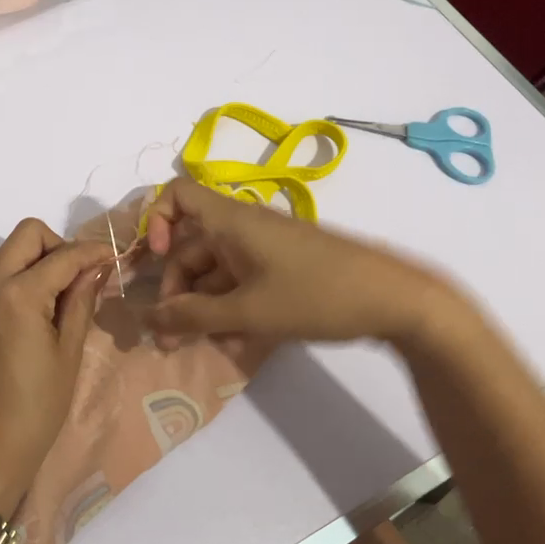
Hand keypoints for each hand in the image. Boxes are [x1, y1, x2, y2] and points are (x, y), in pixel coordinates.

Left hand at [0, 219, 112, 514]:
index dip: (93, 252)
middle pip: (27, 234)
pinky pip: (1, 273)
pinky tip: (45, 307)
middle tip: (83, 276)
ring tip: (68, 294)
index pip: (63, 255)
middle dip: (59, 244)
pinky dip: (24, 275)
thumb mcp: (68, 354)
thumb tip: (95, 268)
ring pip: (12, 251)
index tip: (115, 258)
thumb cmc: (36, 408)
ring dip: (40, 258)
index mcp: (19, 293)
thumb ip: (80, 302)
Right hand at [143, 177, 469, 346]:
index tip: (154, 260)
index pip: (177, 196)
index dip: (156, 221)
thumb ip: (193, 317)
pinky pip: (242, 283)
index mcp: (231, 221)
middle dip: (176, 291)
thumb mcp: (249, 313)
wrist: (397, 301)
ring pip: (216, 272)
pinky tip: (234, 344)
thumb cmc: (317, 296)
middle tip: (170, 336)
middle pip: (190, 248)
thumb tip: (147, 319)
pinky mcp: (284, 270)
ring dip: (202, 308)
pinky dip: (230, 309)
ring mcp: (265, 249)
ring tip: (197, 348)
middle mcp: (242, 228)